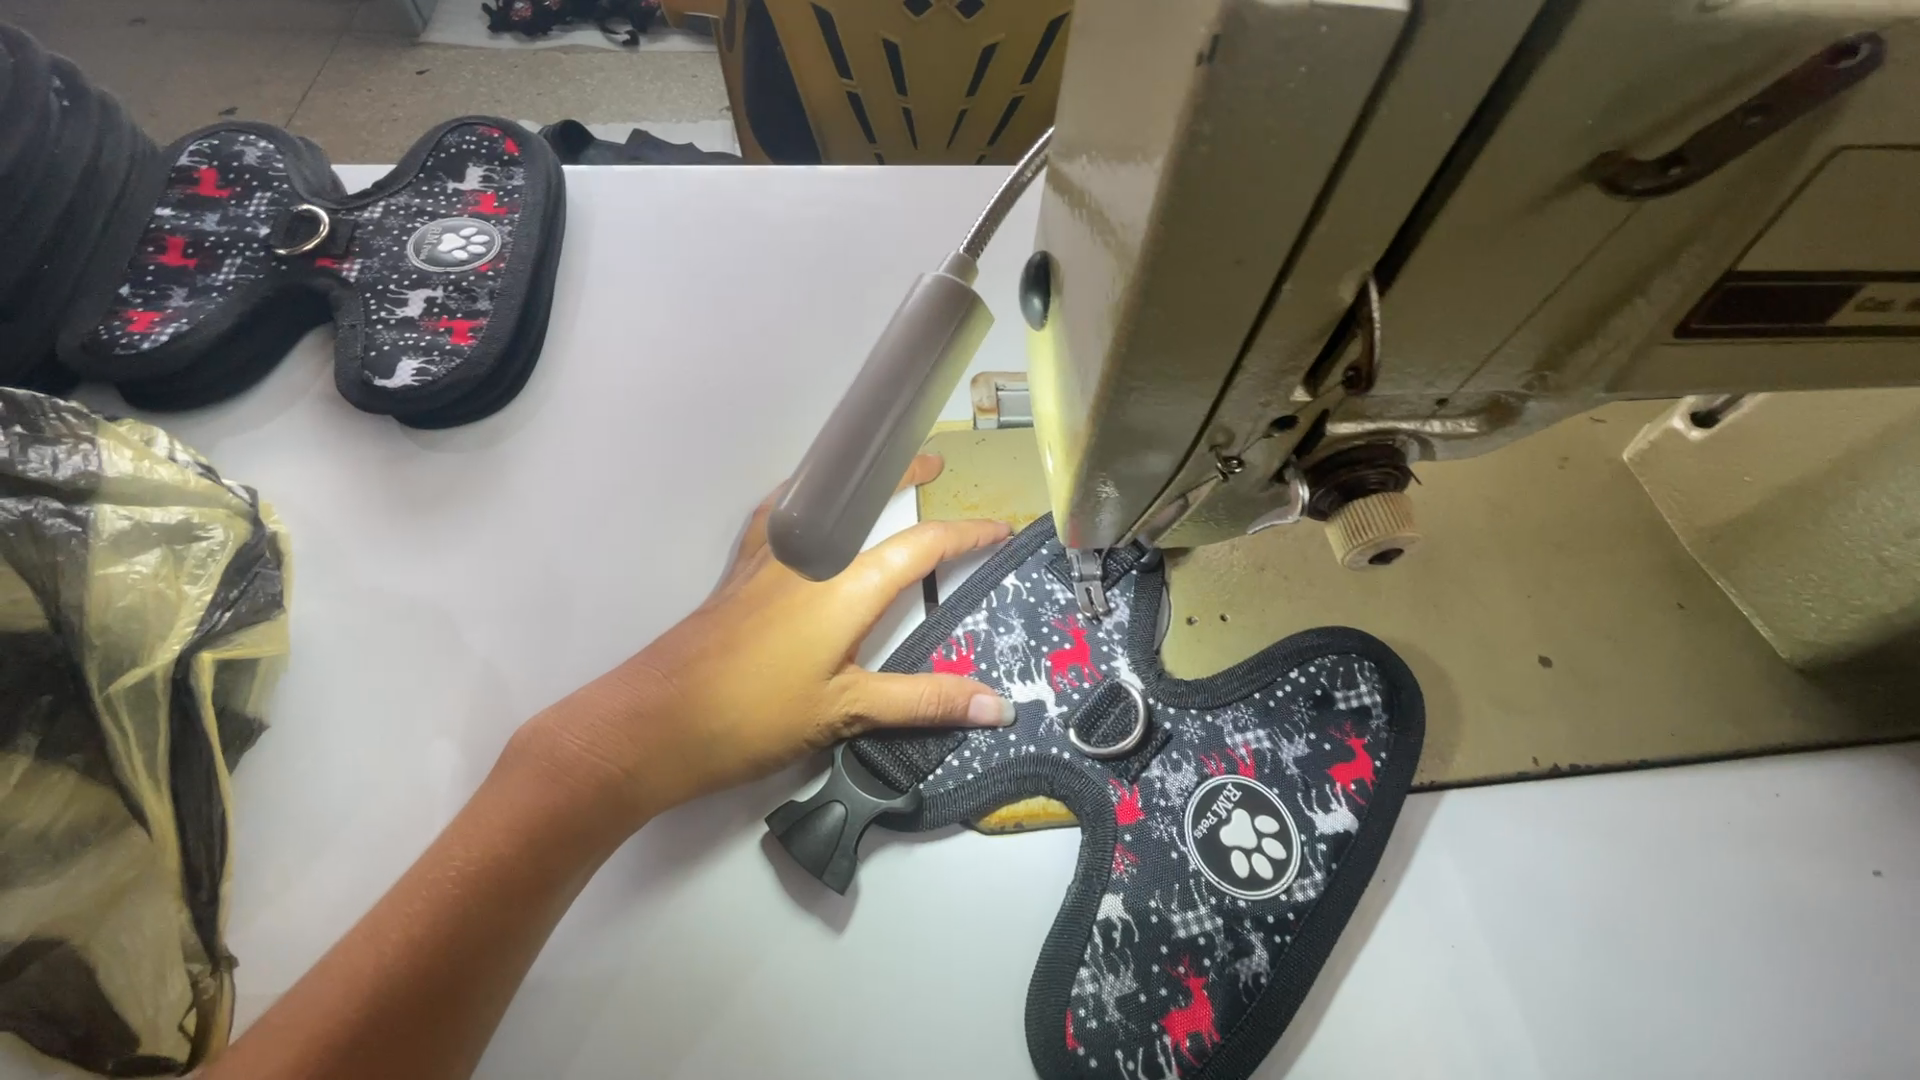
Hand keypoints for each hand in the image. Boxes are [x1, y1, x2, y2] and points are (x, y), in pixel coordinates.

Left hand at [508, 454, 1012, 839]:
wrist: (654, 722)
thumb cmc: (754, 716)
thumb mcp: (848, 712)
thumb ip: (925, 701)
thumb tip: (998, 706)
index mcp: (844, 586)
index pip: (921, 546)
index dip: (966, 534)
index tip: (999, 528)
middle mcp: (808, 558)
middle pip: (864, 500)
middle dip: (903, 475)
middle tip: (933, 461)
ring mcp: (767, 560)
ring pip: (819, 501)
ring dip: (854, 483)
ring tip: (873, 475)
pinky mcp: (738, 574)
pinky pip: (778, 519)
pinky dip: (801, 503)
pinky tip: (799, 517)